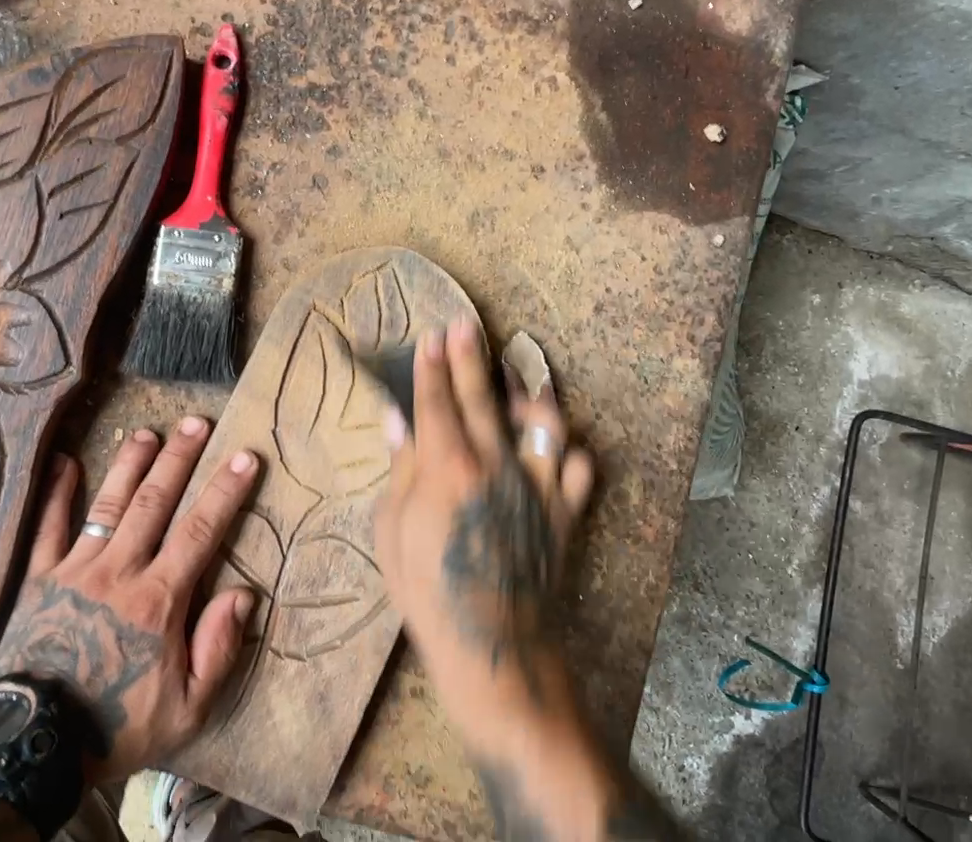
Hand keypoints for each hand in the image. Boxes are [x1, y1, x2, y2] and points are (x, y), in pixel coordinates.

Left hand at [0, 418, 260, 784]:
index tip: (244, 457)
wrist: (35, 745)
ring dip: (131, 465)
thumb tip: (241, 595)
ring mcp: (76, 570)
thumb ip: (217, 650)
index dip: (225, 491)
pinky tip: (65, 461)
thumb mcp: (188, 709)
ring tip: (148, 432)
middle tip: (196, 423)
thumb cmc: (119, 726)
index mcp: (159, 600)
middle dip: (180, 459)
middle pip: (155, 502)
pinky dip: (57, 493)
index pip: (200, 531)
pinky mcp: (40, 579)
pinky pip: (49, 528)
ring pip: (110, 504)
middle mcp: (120, 572)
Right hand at [373, 319, 593, 703]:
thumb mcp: (393, 532)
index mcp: (448, 469)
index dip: (432, 367)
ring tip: (519, 374)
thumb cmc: (428, 592)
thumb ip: (401, 471)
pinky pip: (578, 468)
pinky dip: (568, 452)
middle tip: (466, 326)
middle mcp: (497, 465)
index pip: (437, 403)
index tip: (431, 337)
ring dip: (530, 392)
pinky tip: (556, 444)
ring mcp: (537, 486)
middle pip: (483, 399)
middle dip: (471, 358)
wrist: (493, 645)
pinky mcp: (564, 511)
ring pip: (542, 422)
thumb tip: (397, 421)